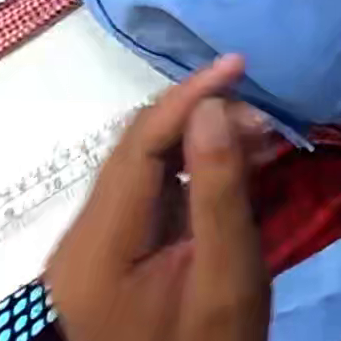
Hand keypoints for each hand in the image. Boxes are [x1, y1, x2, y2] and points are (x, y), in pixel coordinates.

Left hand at [45, 56, 269, 340]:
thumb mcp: (228, 275)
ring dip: (201, 134)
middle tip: (260, 114)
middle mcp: (80, 237)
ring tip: (257, 133)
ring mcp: (93, 242)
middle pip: (138, 145)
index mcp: (96, 251)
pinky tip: (235, 157)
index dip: (188, 96)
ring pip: (146, 157)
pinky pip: (153, 181)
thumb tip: (213, 105)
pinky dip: (195, 161)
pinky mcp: (113, 244)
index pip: (138, 144)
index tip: (237, 65)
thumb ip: (220, 189)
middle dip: (200, 114)